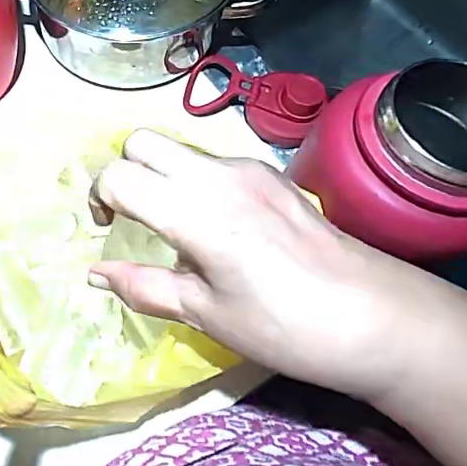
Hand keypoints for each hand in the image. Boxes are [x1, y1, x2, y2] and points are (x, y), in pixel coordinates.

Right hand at [88, 129, 434, 399]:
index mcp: (195, 210)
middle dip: (126, 170)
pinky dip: (198, 182)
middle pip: (144, 140)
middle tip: (135, 216)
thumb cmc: (283, 325)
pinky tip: (222, 228)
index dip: (100, 198)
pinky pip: (217, 162)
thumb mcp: (207, 314)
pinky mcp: (273, 174)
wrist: (370, 311)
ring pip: (182, 148)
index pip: (120, 174)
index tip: (108, 230)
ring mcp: (250, 168)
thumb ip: (145, 287)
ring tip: (181, 229)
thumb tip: (96, 274)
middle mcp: (219, 174)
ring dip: (164, 175)